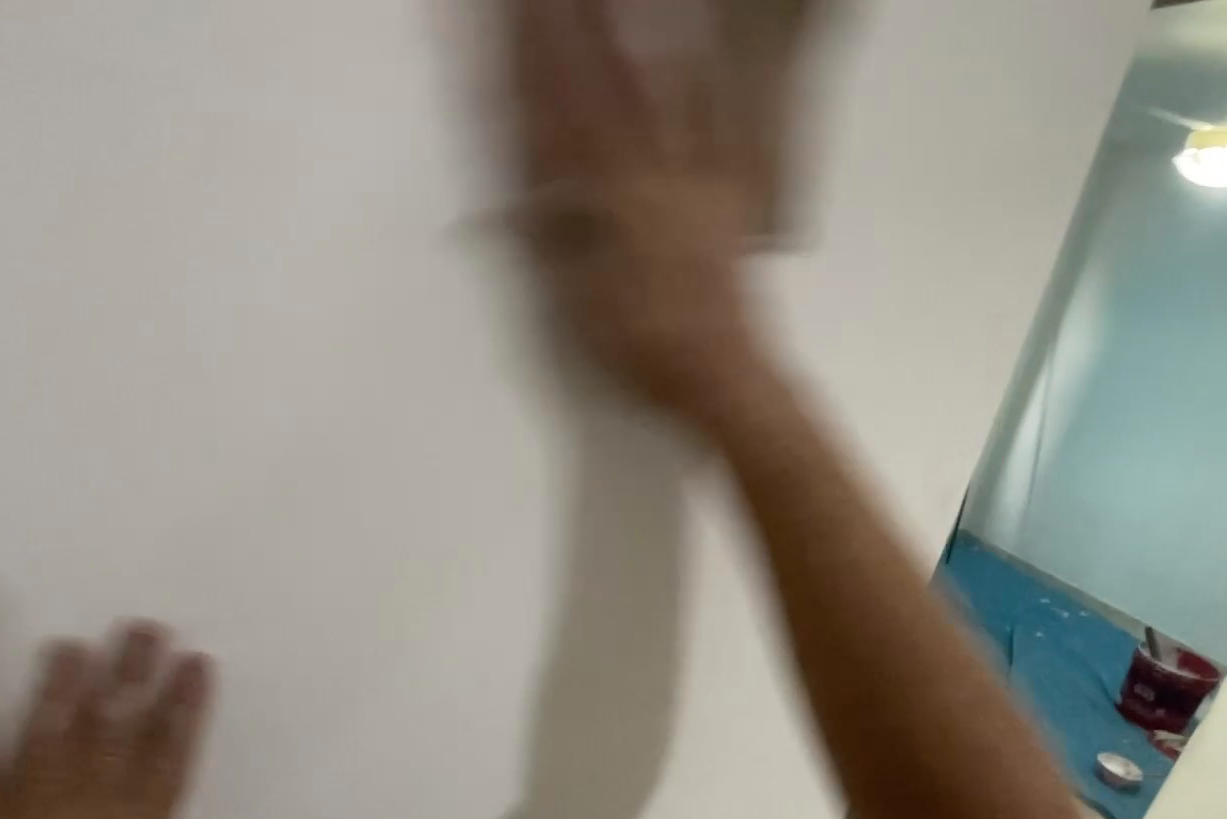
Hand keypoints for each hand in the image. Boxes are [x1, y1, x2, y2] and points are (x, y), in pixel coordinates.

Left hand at [0, 624, 244, 818]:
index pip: (170, 748)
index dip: (186, 702)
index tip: (196, 662)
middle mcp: (93, 802)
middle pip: (118, 726)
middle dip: (132, 673)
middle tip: (144, 627)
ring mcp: (33, 809)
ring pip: (51, 736)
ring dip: (58, 690)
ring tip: (68, 646)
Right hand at [502, 0, 773, 417]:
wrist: (720, 374)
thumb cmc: (640, 351)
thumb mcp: (576, 309)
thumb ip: (541, 247)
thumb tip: (495, 207)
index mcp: (608, 208)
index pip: (557, 120)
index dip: (530, 64)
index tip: (511, 16)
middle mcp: (652, 177)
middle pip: (607, 87)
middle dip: (575, 27)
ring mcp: (698, 179)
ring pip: (666, 89)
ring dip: (639, 29)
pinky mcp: (730, 191)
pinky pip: (724, 121)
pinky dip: (710, 74)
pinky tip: (702, 40)